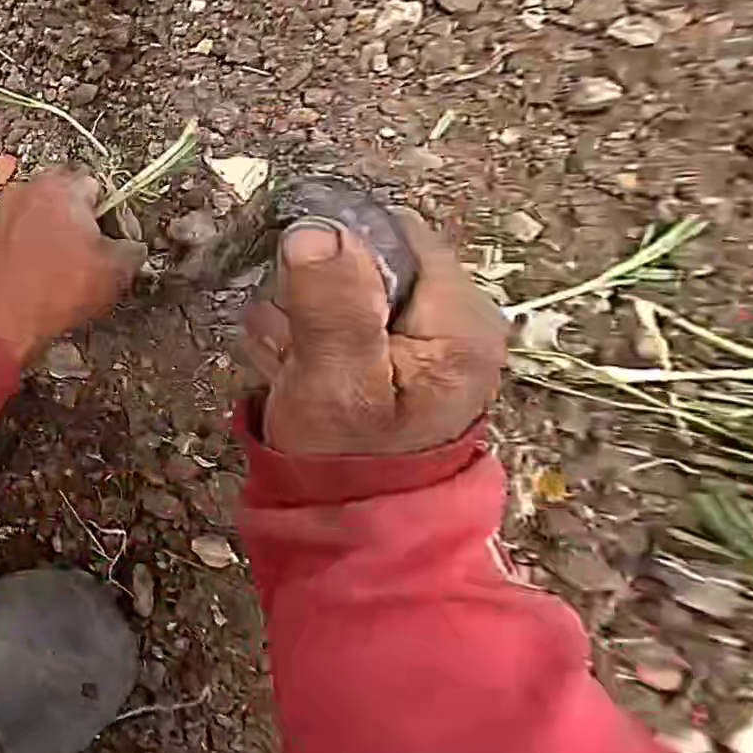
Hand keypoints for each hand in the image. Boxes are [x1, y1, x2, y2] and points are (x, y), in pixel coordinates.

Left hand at [0, 169, 146, 364]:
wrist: (6, 321)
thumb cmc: (60, 290)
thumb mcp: (116, 271)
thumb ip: (133, 249)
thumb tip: (132, 247)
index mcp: (62, 188)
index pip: (99, 186)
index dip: (113, 213)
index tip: (117, 237)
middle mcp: (29, 191)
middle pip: (67, 196)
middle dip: (82, 219)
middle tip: (94, 250)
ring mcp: (4, 212)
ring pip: (42, 214)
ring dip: (56, 231)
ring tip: (67, 265)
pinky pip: (21, 233)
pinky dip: (33, 246)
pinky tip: (43, 273)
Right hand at [241, 210, 506, 455]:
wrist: (342, 523)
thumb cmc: (343, 456)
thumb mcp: (335, 382)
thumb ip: (331, 305)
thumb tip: (314, 229)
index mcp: (457, 317)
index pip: (391, 235)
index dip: (336, 253)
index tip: (299, 293)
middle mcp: (444, 316)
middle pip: (360, 258)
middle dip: (311, 293)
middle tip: (299, 344)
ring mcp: (410, 333)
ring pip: (335, 285)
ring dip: (298, 316)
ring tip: (295, 363)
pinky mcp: (380, 347)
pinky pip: (327, 312)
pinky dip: (300, 333)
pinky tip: (294, 367)